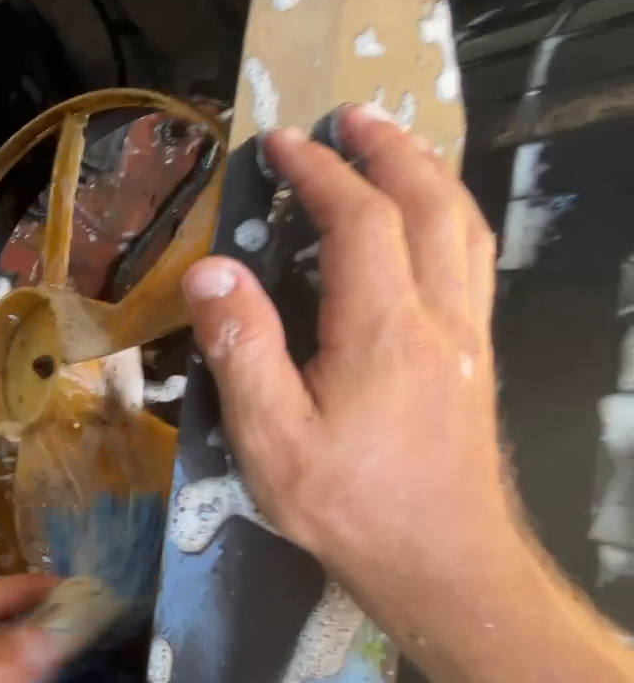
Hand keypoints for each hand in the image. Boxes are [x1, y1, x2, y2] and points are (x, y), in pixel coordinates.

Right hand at [179, 104, 520, 613]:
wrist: (443, 567)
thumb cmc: (344, 502)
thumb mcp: (268, 432)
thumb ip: (241, 346)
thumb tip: (212, 268)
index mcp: (383, 331)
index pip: (360, 224)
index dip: (321, 174)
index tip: (281, 142)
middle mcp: (438, 320)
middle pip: (433, 210)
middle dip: (392, 153)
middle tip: (354, 116)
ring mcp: (464, 340)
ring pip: (465, 234)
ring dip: (428, 178)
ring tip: (392, 149)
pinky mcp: (469, 361)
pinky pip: (467, 264)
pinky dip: (443, 219)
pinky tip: (418, 227)